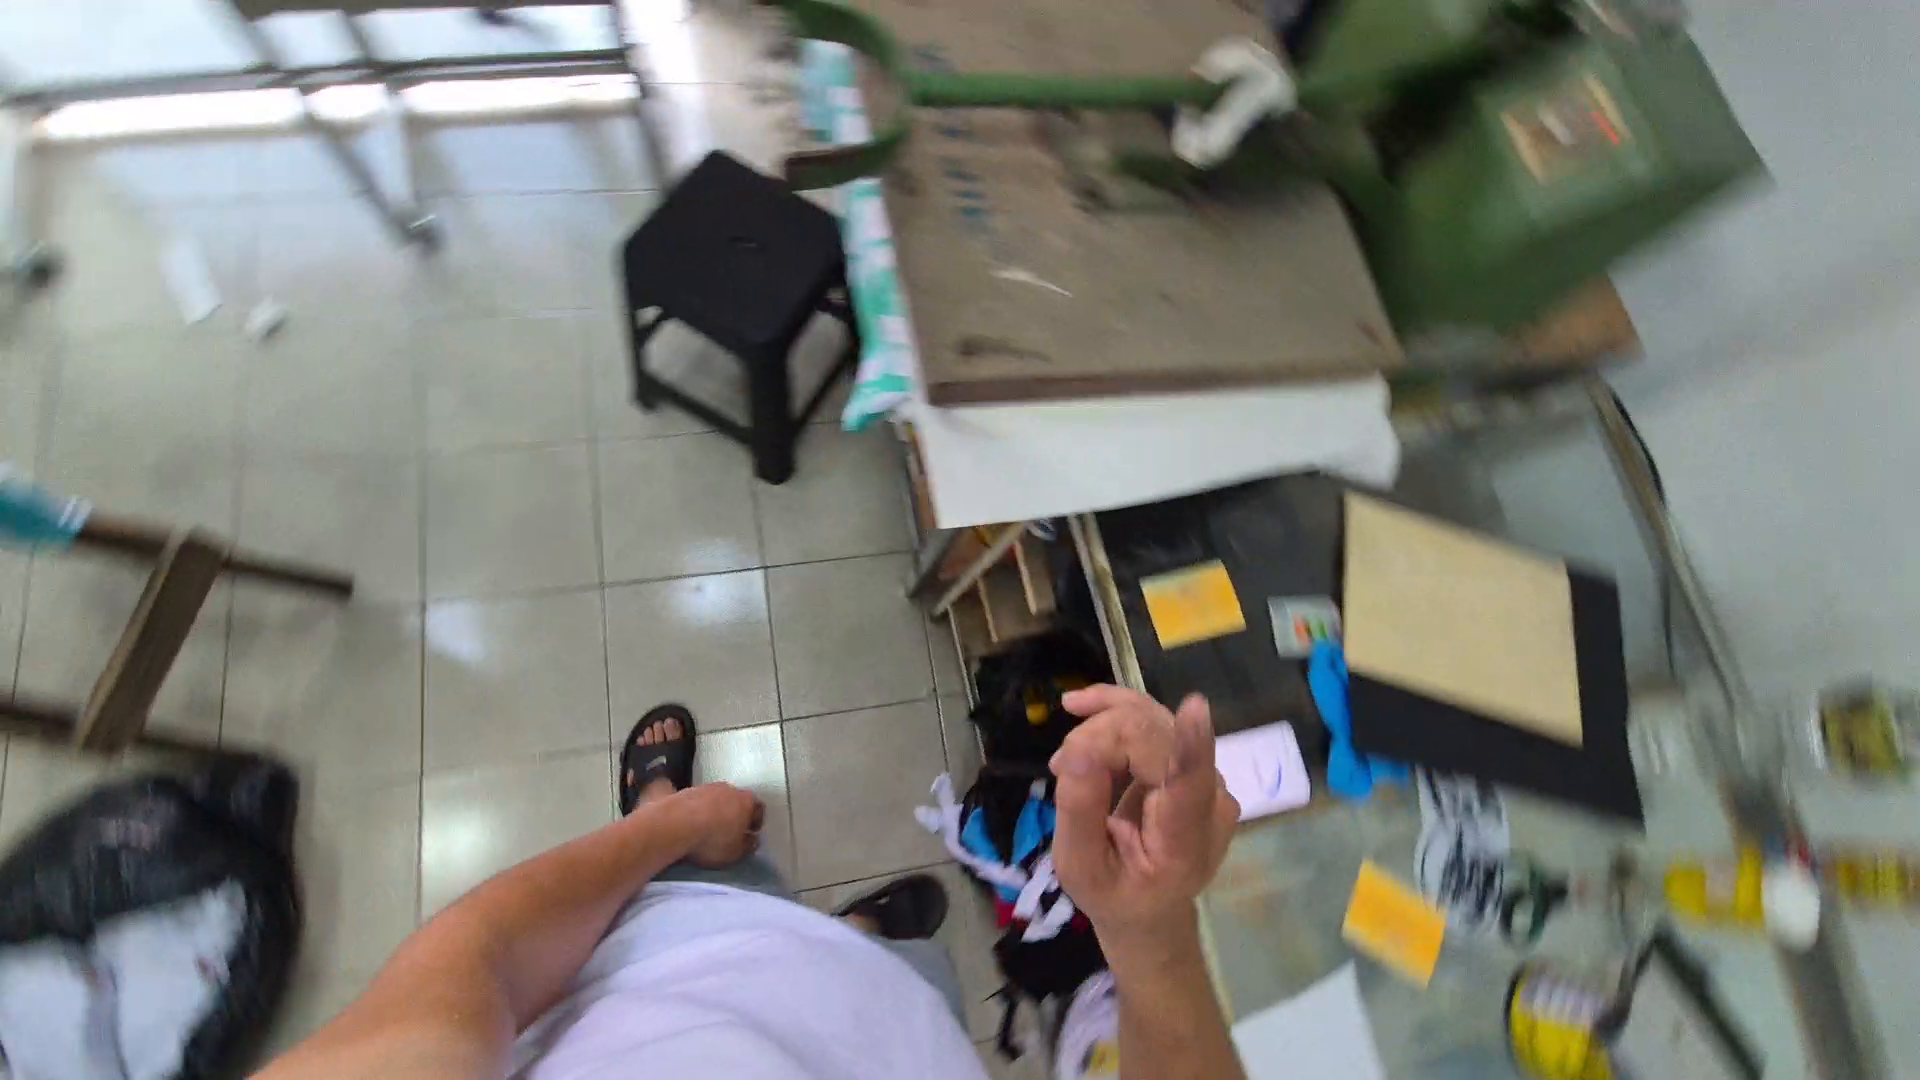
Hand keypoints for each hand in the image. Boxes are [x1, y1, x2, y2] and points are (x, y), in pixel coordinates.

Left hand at [673, 783, 765, 867]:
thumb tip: (752, 840)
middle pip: (736, 799)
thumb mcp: (735, 853)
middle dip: (734, 812)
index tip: (751, 833)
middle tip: (728, 829)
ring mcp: (705, 787)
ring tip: (704, 825)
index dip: (756, 821)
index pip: (758, 809)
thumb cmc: (712, 840)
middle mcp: (729, 789)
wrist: (675, 825)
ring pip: (714, 797)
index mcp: (746, 802)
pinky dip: (690, 806)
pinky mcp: (684, 790)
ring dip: (712, 808)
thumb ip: (747, 846)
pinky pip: (691, 798)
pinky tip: (684, 815)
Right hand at [1050, 686, 1238, 946]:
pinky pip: (1153, 723)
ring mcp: (1207, 777)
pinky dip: (1112, 723)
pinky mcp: (1196, 762)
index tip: (1194, 706)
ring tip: (1064, 759)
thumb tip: (1079, 752)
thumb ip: (1080, 810)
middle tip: (1057, 767)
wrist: (1149, 908)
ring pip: (1151, 719)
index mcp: (1184, 841)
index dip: (1190, 742)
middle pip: (1153, 734)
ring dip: (1100, 725)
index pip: (1192, 782)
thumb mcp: (1079, 867)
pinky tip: (1084, 744)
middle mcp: (1209, 800)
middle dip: (1096, 735)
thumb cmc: (1113, 894)